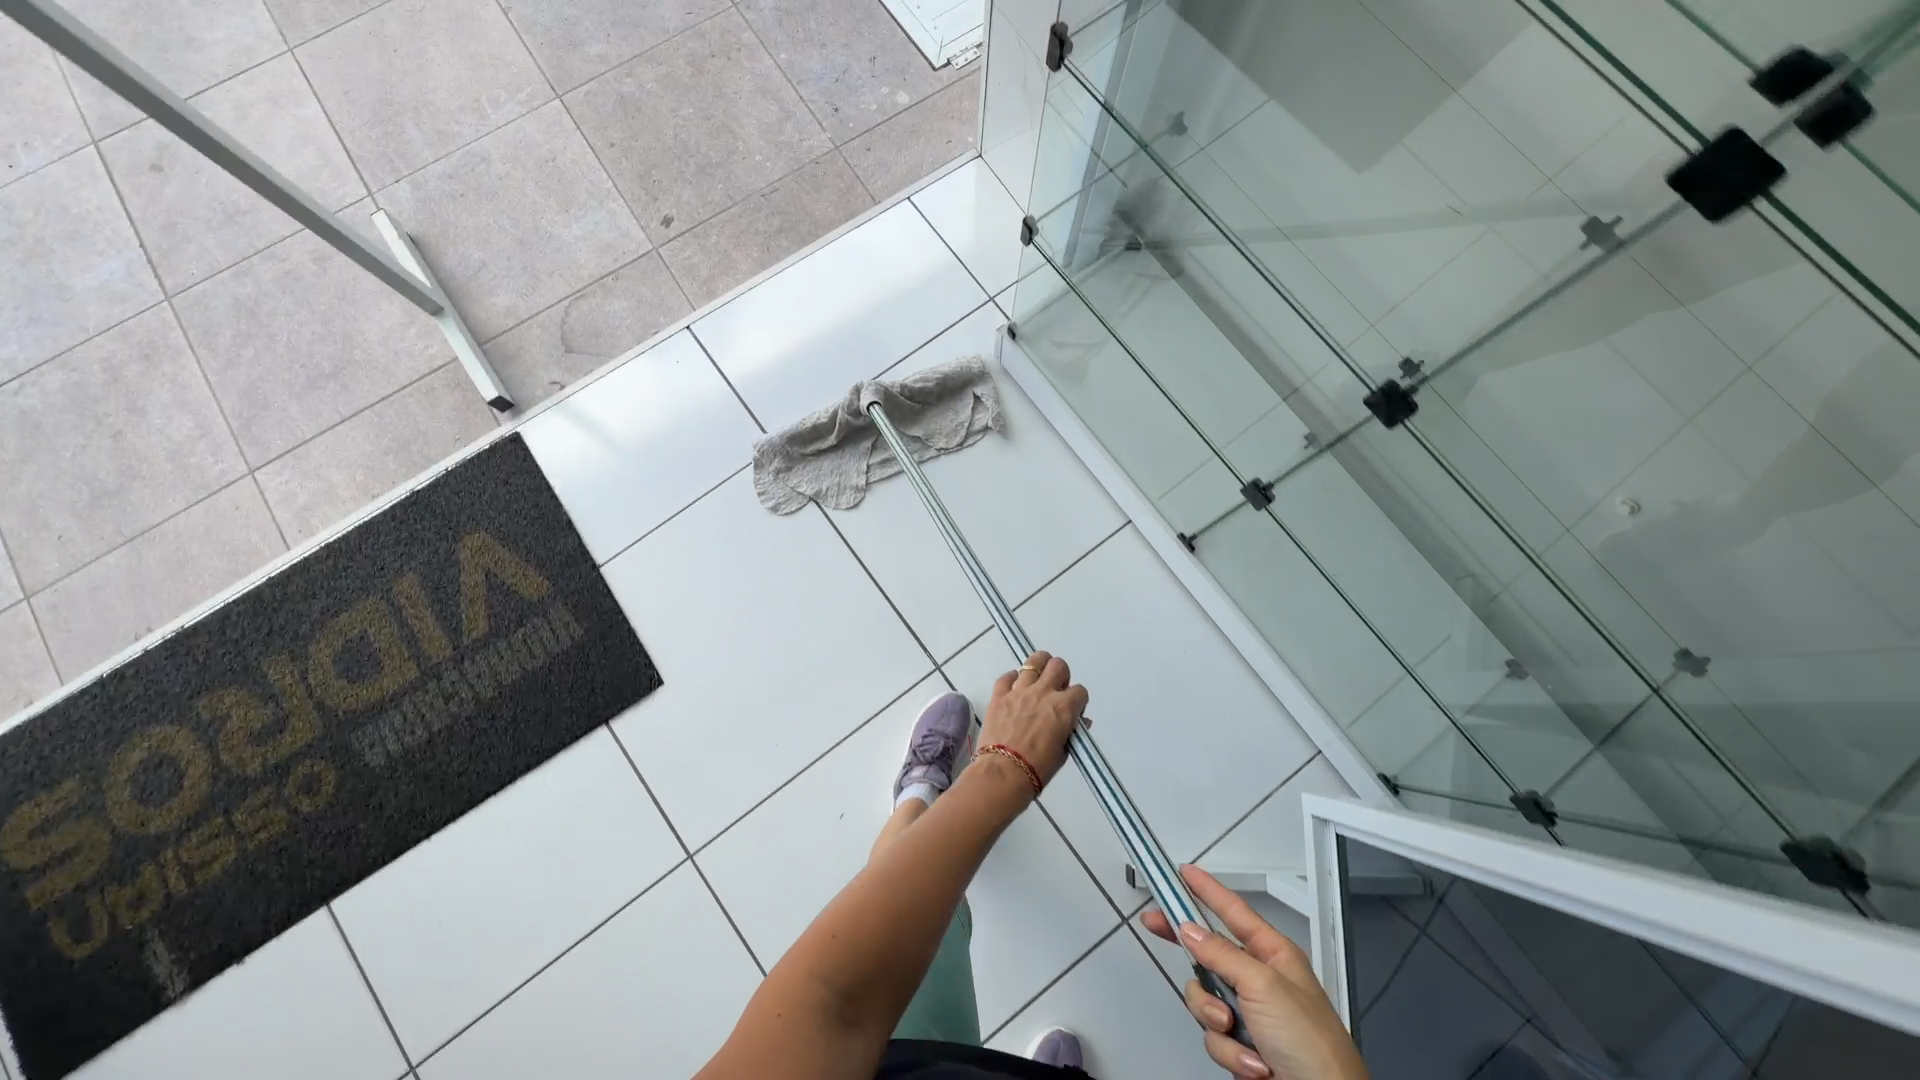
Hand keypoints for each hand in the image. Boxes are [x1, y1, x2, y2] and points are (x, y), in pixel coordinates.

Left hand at [977, 651, 1088, 791]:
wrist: (1003, 773)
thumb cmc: (1038, 769)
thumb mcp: (1063, 753)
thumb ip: (1072, 732)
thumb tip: (1079, 721)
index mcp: (1064, 707)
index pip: (1080, 691)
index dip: (1078, 701)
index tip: (1073, 710)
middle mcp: (1044, 692)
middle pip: (1058, 666)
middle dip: (1061, 675)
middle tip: (1055, 690)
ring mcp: (1019, 691)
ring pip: (1033, 661)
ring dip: (1038, 667)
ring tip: (1037, 678)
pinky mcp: (999, 695)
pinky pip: (1006, 676)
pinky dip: (1012, 679)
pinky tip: (1014, 689)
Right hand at [1142, 866, 1368, 1079]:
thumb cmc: (1311, 1042)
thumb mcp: (1263, 987)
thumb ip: (1221, 955)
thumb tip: (1189, 929)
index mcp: (1273, 954)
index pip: (1233, 911)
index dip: (1207, 889)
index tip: (1184, 872)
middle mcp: (1259, 980)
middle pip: (1209, 953)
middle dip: (1192, 957)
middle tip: (1155, 926)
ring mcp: (1250, 1014)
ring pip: (1204, 998)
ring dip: (1215, 1019)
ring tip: (1238, 1033)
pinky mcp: (1242, 1046)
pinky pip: (1214, 1036)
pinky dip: (1230, 1053)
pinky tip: (1254, 1065)